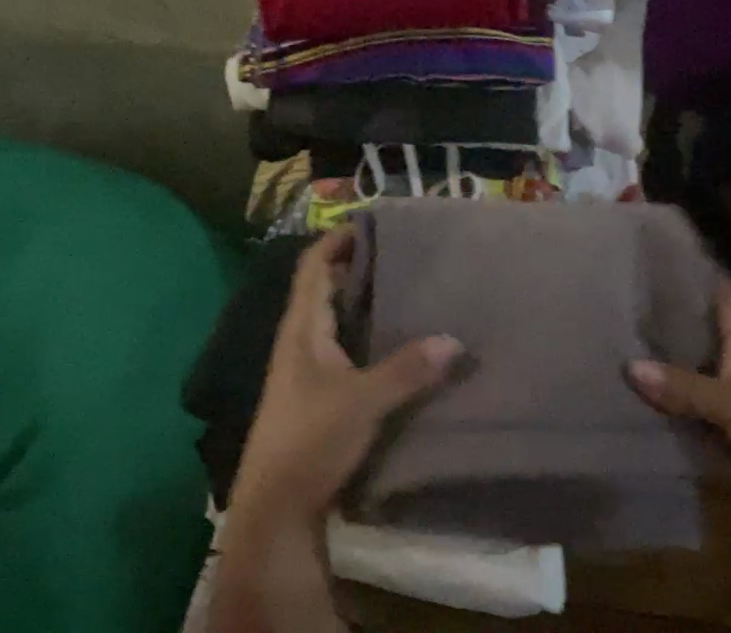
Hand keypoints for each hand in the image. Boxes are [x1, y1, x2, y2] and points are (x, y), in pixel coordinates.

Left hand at [227, 227, 462, 522]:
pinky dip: (367, 336)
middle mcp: (300, 342)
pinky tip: (396, 344)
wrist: (276, 509)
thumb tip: (454, 340)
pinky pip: (344, 349)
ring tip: (407, 291)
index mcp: (302, 330)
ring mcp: (306, 371)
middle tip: (402, 254)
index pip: (313, 267)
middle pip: (324, 289)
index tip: (371, 222)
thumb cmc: (310, 440)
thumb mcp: (363, 402)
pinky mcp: (317, 397)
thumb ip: (407, 370)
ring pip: (335, 321)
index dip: (336, 239)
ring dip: (363, 303)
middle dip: (357, 267)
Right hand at [628, 280, 730, 530]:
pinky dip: (657, 407)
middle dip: (656, 319)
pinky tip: (617, 395)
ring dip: (652, 366)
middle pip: (693, 331)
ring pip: (683, 372)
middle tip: (605, 299)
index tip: (644, 255)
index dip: (688, 272)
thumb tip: (627, 365)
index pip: (717, 291)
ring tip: (599, 342)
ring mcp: (727, 395)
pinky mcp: (720, 430)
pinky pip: (681, 412)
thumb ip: (685, 386)